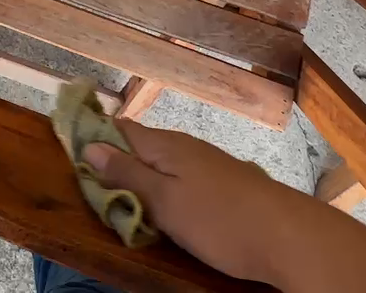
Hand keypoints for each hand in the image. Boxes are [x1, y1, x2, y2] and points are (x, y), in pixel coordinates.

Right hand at [84, 121, 286, 282]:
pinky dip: (168, 188)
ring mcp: (207, 161)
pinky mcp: (226, 181)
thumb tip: (89, 145)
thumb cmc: (220, 220)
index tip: (73, 154)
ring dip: (143, 177)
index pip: (118, 128)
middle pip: (139, 144)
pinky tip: (172, 210)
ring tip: (131, 204)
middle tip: (98, 190)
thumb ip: (127, 174)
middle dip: (117, 161)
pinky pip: (183, 176)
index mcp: (163, 144)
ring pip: (163, 162)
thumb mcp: (165, 203)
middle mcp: (183, 144)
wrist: (292, 237)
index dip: (94, 136)